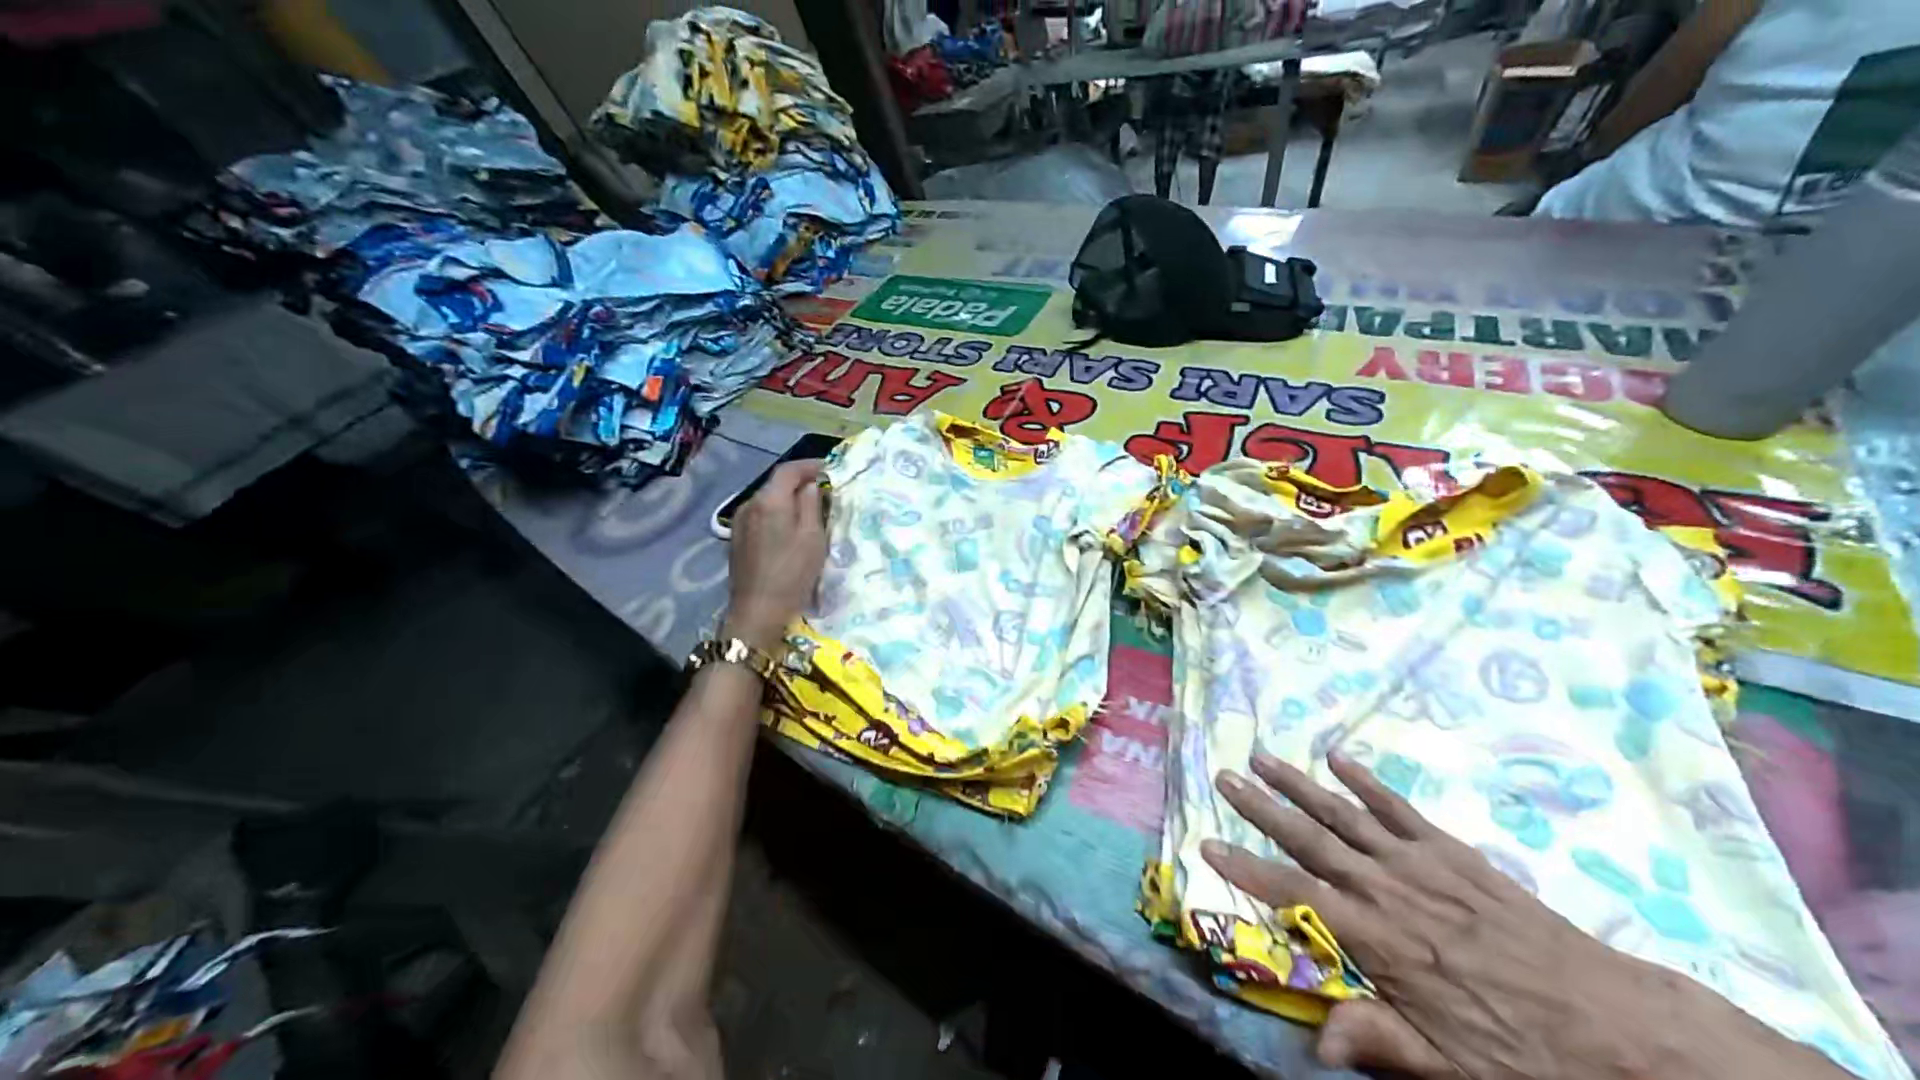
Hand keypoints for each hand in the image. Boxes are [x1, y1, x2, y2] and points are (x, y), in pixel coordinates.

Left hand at [724, 460, 826, 653]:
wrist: (758, 612)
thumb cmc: (792, 573)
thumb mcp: (813, 537)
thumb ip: (812, 505)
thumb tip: (811, 486)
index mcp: (769, 500)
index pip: (789, 470)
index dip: (810, 465)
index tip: (830, 468)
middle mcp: (749, 504)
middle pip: (776, 484)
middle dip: (800, 482)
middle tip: (824, 490)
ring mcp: (739, 522)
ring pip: (768, 500)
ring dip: (788, 500)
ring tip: (809, 510)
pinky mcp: (737, 539)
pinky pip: (760, 516)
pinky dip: (777, 514)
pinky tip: (789, 529)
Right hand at [1203, 752, 1850, 1079]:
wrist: (1622, 1028)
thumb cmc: (1527, 1053)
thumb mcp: (1455, 1070)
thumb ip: (1381, 1043)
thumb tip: (1312, 1041)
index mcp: (1383, 942)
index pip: (1297, 895)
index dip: (1248, 869)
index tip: (1209, 842)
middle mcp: (1391, 891)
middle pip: (1312, 840)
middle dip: (1262, 808)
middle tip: (1224, 776)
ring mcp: (1423, 866)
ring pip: (1346, 815)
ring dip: (1300, 785)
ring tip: (1263, 758)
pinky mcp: (1454, 854)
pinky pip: (1400, 810)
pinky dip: (1367, 782)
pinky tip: (1339, 758)